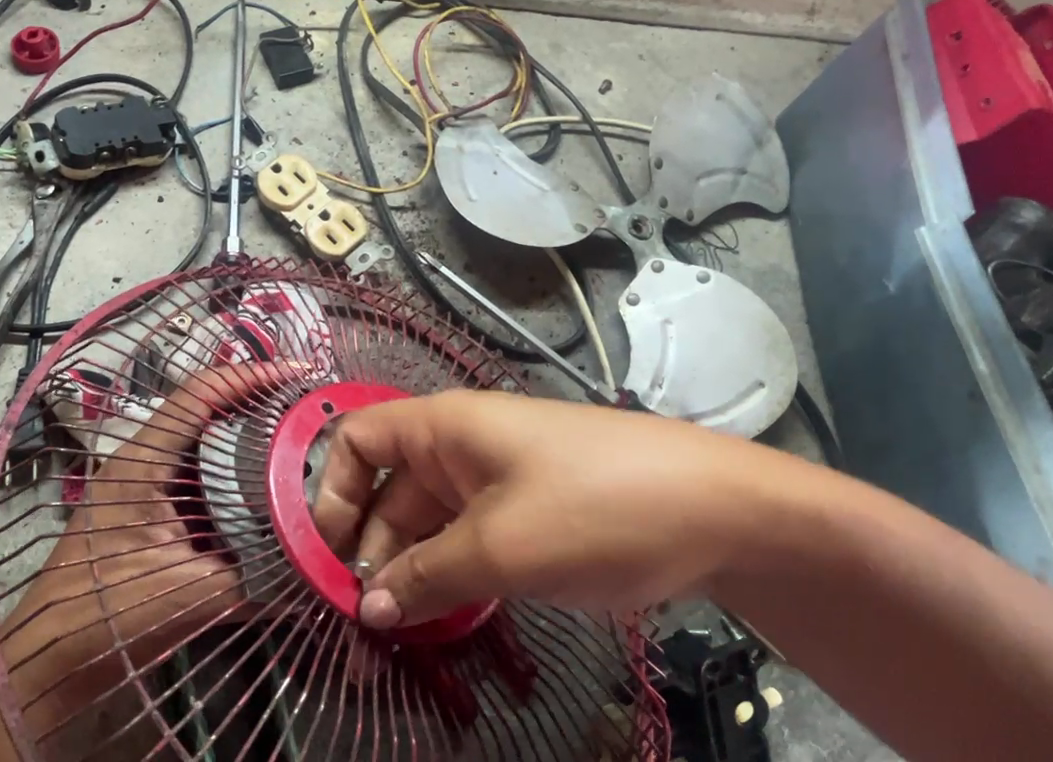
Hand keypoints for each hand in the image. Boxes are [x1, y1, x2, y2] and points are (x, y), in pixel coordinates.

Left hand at [0, 363, 301, 727]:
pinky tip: (273, 498)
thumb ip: (254, 583)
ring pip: (206, 449)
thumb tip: (320, 572)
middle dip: (259, 406)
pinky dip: (237, 481)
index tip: (300, 373)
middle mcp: (143, 464)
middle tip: (312, 414)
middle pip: (207, 415)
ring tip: (304, 449)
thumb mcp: (184, 598)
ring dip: (250, 445)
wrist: (46, 662)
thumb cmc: (101, 619)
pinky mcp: (150, 516)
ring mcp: (145, 489)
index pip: (199, 395)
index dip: (249, 376)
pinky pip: (201, 483)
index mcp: (143, 464)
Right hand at [311, 389, 808, 629]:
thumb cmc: (594, 508)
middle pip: (391, 488)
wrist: (720, 509)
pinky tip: (457, 613)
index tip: (332, 556)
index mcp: (445, 428)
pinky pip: (472, 536)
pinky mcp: (534, 509)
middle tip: (371, 615)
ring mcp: (501, 477)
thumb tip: (367, 609)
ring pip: (432, 519)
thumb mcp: (500, 548)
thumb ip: (426, 579)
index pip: (359, 439)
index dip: (333, 490)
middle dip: (373, 546)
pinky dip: (455, 571)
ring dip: (415, 567)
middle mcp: (464, 445)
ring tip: (410, 626)